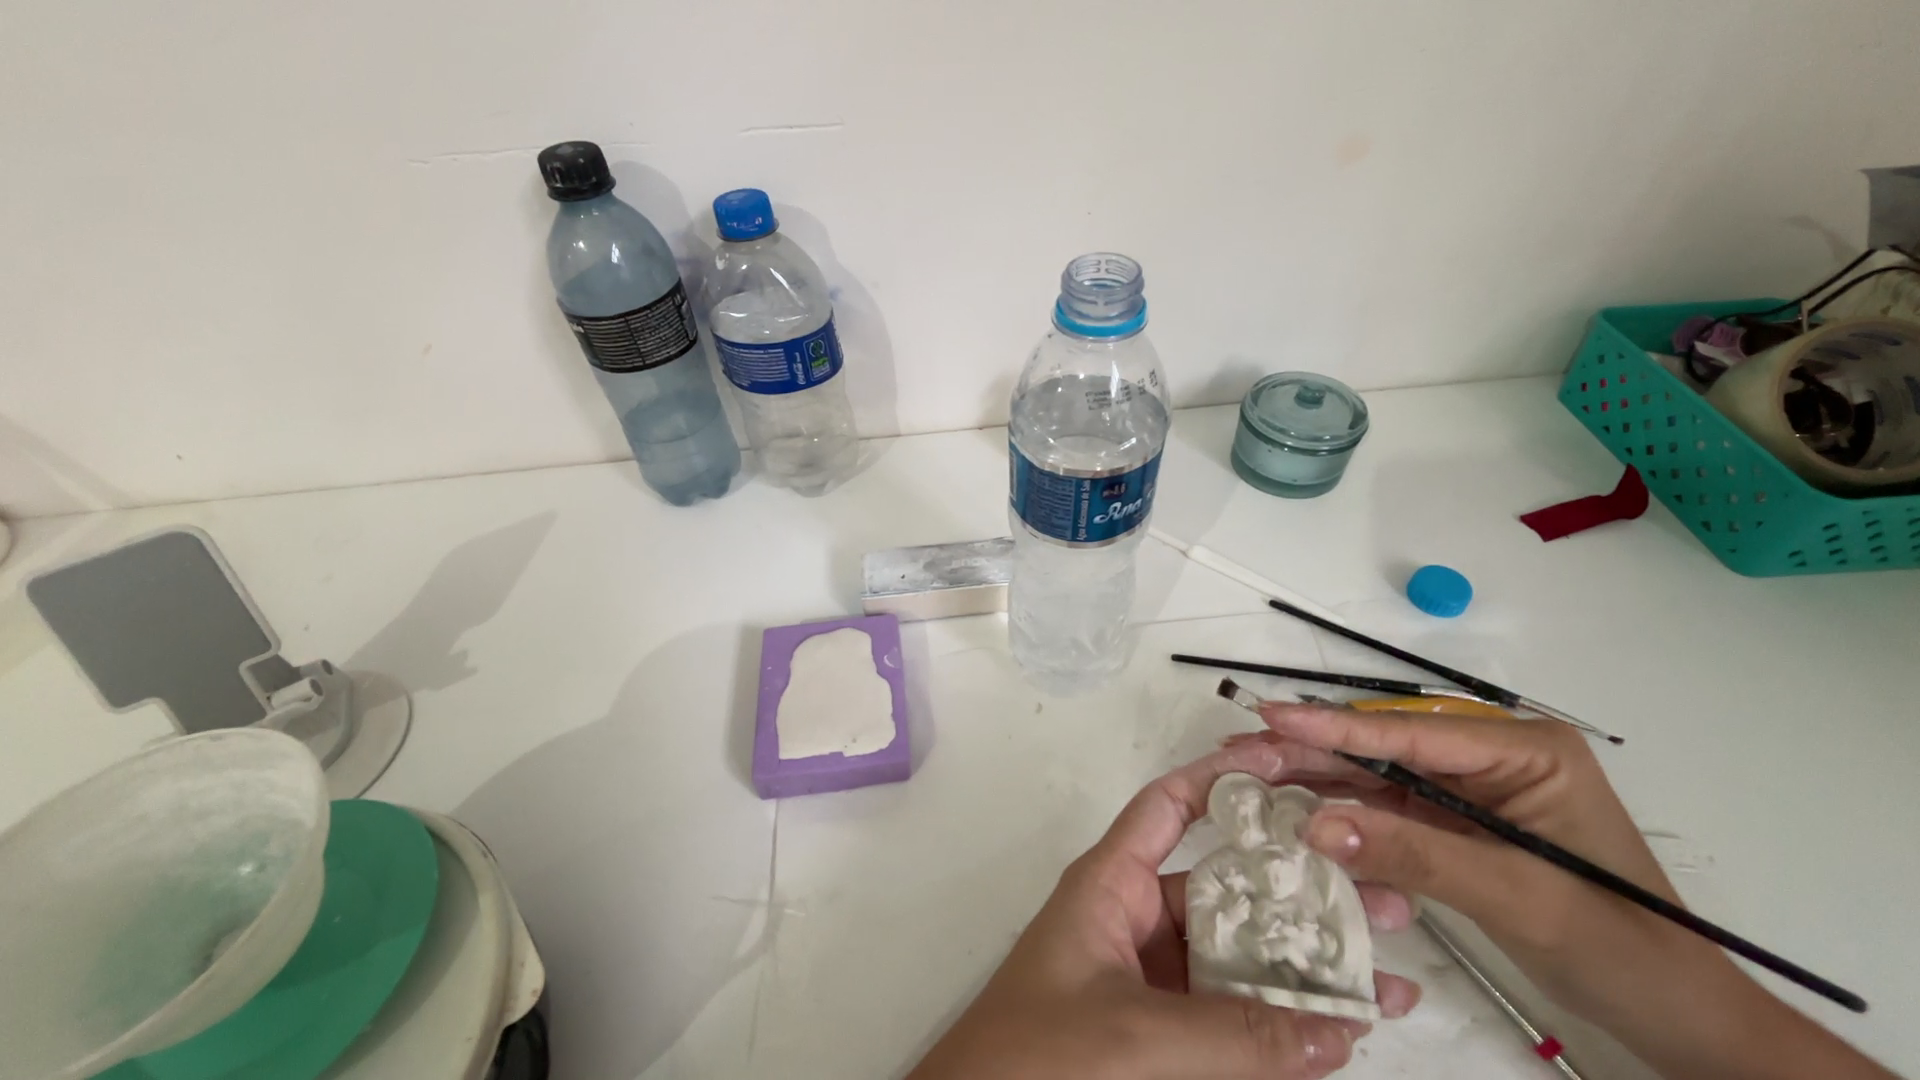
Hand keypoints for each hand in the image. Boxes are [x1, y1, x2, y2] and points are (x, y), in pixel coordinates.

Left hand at [907, 740, 1420, 1079]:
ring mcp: (1153, 976)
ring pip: (1241, 955)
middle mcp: (1136, 919)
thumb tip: (1339, 1032)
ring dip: (1307, 961)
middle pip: (1228, 888)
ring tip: (1391, 965)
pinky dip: (1283, 1019)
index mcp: (1111, 885)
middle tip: (1384, 892)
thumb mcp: (1135, 1036)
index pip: (1168, 808)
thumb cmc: (1037, 1054)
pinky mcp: (1163, 1026)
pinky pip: (1232, 1010)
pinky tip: (1346, 1025)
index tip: (1290, 766)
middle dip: (1302, 889)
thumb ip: (1235, 1036)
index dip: (1221, 778)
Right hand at [1240, 703, 1896, 1079]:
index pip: (1412, 734)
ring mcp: (1472, 793)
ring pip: (1377, 778)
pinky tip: (1300, 816)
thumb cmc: (1619, 945)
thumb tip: (1313, 826)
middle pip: (1385, 750)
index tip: (1270, 715)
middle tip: (1243, 752)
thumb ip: (1412, 853)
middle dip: (1314, 752)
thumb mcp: (1515, 895)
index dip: (1335, 726)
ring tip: (1254, 778)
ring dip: (1319, 782)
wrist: (1674, 1014)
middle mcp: (1492, 759)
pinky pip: (1388, 814)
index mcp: (1524, 750)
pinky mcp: (1456, 827)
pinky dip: (1346, 820)